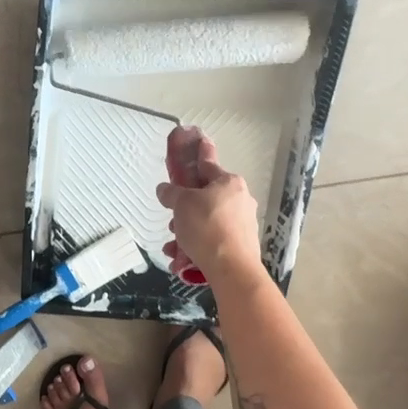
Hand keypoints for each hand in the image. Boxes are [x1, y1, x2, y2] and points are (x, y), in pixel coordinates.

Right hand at [155, 126, 267, 292]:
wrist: (231, 267)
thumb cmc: (206, 227)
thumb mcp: (181, 205)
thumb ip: (171, 193)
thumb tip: (164, 188)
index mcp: (228, 182)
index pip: (208, 163)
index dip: (199, 153)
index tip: (199, 140)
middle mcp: (239, 199)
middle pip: (205, 197)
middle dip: (185, 208)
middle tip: (172, 220)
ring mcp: (243, 222)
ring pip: (207, 220)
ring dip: (187, 230)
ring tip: (174, 245)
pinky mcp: (241, 243)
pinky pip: (213, 238)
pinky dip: (197, 245)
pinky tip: (182, 258)